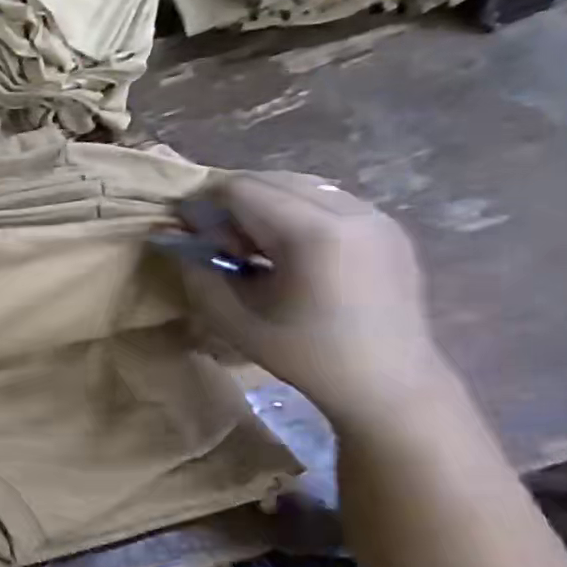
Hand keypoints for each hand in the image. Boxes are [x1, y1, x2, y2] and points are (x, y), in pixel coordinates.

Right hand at [170, 171, 451, 421]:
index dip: (205, 205)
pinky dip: (294, 211)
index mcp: (313, 235)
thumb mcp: (235, 322)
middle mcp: (348, 211)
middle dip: (233, 203)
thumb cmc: (308, 358)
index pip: (241, 189)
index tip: (190, 234)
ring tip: (255, 248)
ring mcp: (374, 215)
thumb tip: (174, 237)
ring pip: (298, 184)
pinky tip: (289, 251)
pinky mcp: (387, 225)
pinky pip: (325, 198)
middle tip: (222, 246)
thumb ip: (197, 273)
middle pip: (269, 179)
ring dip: (263, 205)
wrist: (392, 387)